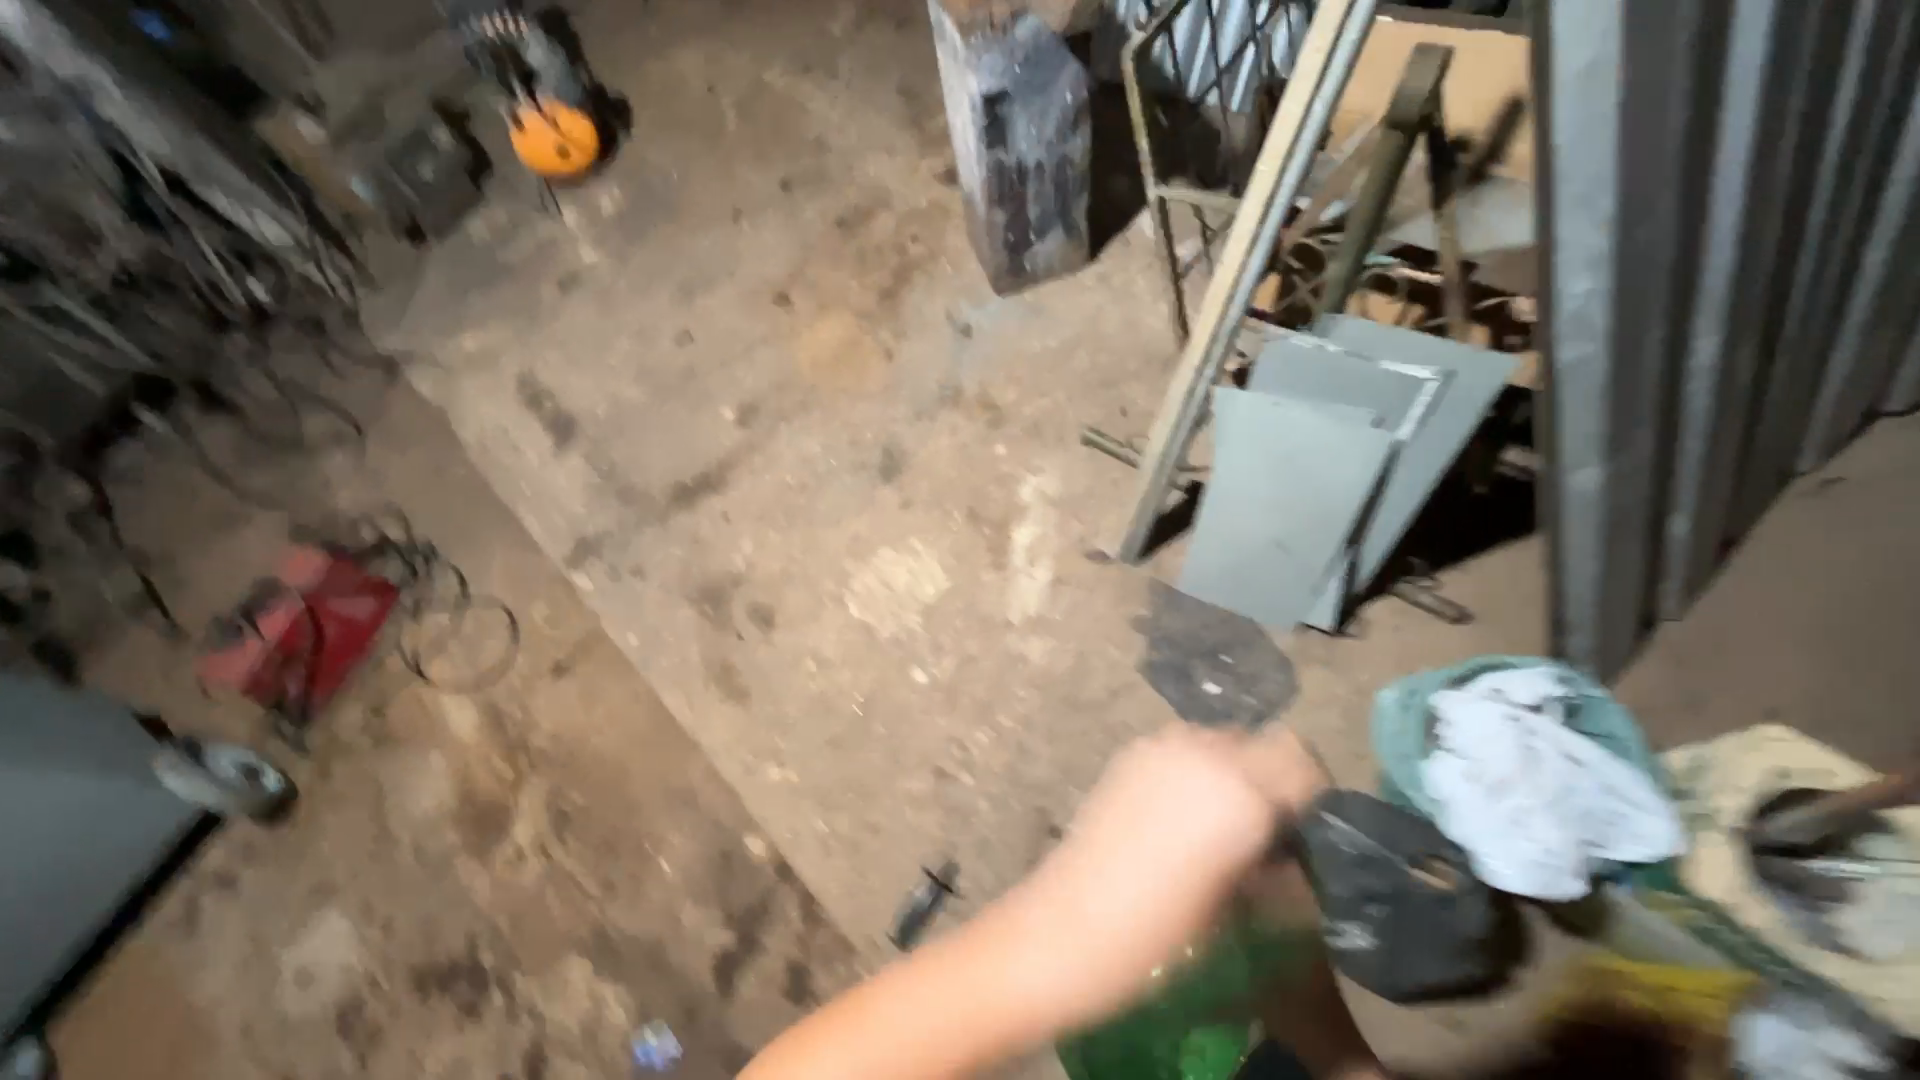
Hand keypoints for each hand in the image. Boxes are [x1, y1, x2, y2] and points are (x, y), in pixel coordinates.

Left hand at [1003, 724, 1330, 1029]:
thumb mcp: (1239, 904)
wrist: (1069, 927)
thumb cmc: (1161, 933)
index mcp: (1242, 793)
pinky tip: (1180, 812)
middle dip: (1273, 776)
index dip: (1311, 792)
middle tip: (1266, 826)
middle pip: (1263, 741)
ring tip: (1219, 819)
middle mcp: (1205, 754)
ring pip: (1221, 739)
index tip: (1306, 827)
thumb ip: (1274, 861)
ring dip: (1232, 768)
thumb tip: (1289, 847)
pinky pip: (1182, 746)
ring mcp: (1160, 747)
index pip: (1303, 761)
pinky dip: (1195, 767)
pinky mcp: (1128, 753)